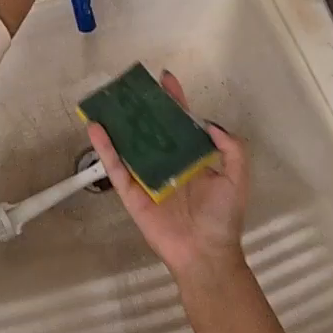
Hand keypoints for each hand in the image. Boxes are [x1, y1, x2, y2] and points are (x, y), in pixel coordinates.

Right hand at [86, 71, 249, 285]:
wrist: (205, 254)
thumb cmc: (222, 218)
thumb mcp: (236, 177)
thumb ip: (230, 148)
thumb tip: (208, 123)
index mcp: (193, 159)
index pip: (181, 124)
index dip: (175, 101)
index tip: (166, 79)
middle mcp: (169, 164)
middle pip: (152, 129)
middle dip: (143, 107)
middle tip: (132, 86)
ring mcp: (148, 178)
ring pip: (130, 145)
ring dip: (120, 124)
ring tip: (108, 101)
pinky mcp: (131, 194)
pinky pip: (116, 169)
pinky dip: (106, 149)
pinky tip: (96, 129)